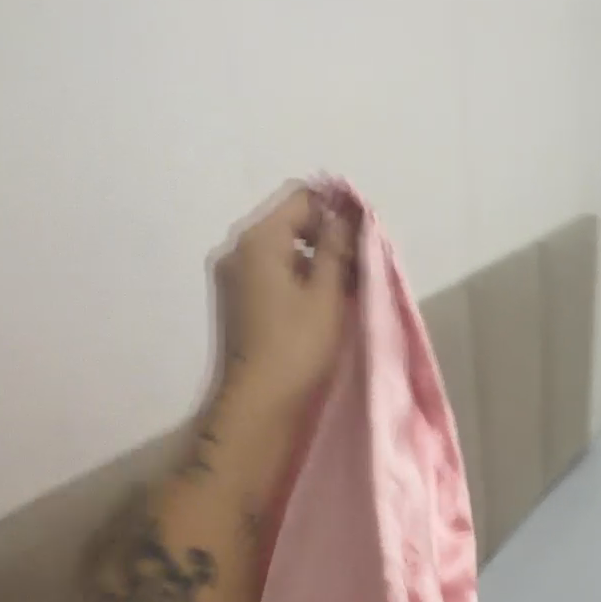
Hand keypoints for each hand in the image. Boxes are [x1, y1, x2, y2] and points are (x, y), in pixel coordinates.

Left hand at [212, 182, 356, 415]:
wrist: (260, 402)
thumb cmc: (298, 345)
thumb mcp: (327, 294)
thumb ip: (337, 248)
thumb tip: (346, 214)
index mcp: (258, 240)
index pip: (301, 199)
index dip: (336, 208)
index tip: (366, 233)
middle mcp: (238, 250)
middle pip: (289, 223)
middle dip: (328, 237)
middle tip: (362, 265)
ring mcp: (235, 276)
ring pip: (283, 251)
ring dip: (317, 261)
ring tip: (349, 288)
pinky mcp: (240, 301)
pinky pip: (274, 273)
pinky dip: (301, 278)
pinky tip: (325, 302)